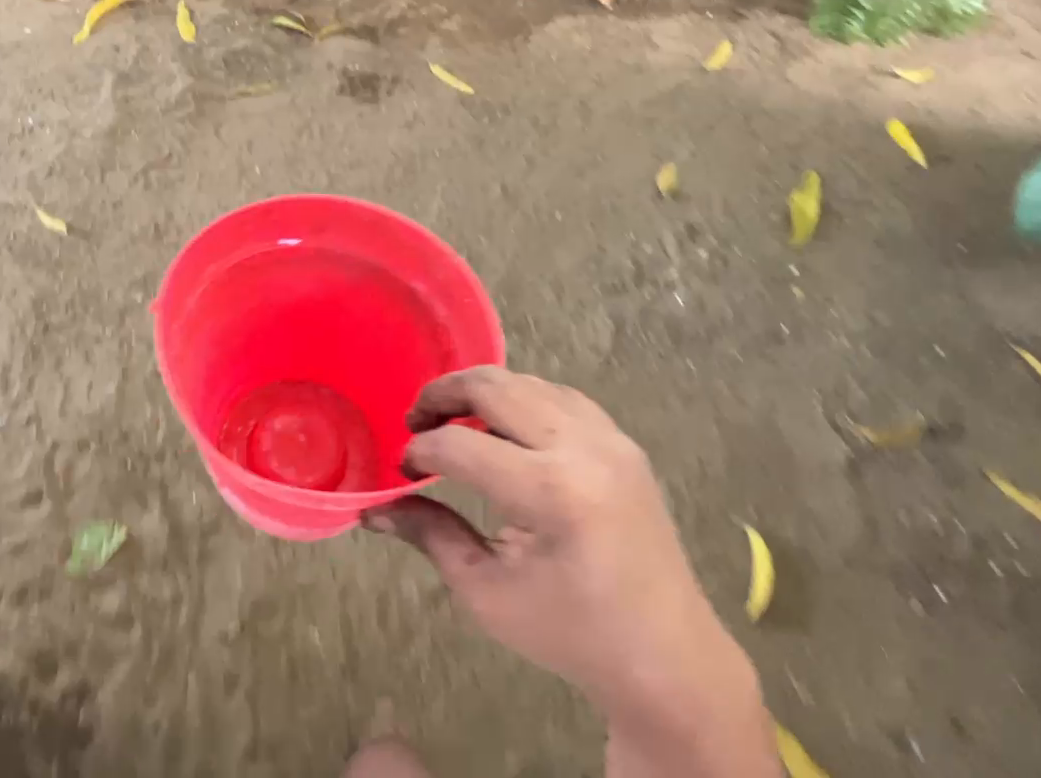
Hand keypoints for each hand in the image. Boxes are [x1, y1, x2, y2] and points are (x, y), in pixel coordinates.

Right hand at [363, 367, 777, 777]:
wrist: (667, 658)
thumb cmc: (571, 633)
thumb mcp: (486, 591)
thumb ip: (430, 534)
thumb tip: (373, 510)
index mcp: (551, 493)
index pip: (459, 445)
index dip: (419, 452)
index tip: (403, 473)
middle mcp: (584, 450)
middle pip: (494, 387)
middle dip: (442, 396)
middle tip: (415, 422)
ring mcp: (611, 441)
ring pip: (528, 382)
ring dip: (481, 392)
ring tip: (452, 420)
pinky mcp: (623, 446)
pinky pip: (562, 396)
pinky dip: (522, 398)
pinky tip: (503, 425)